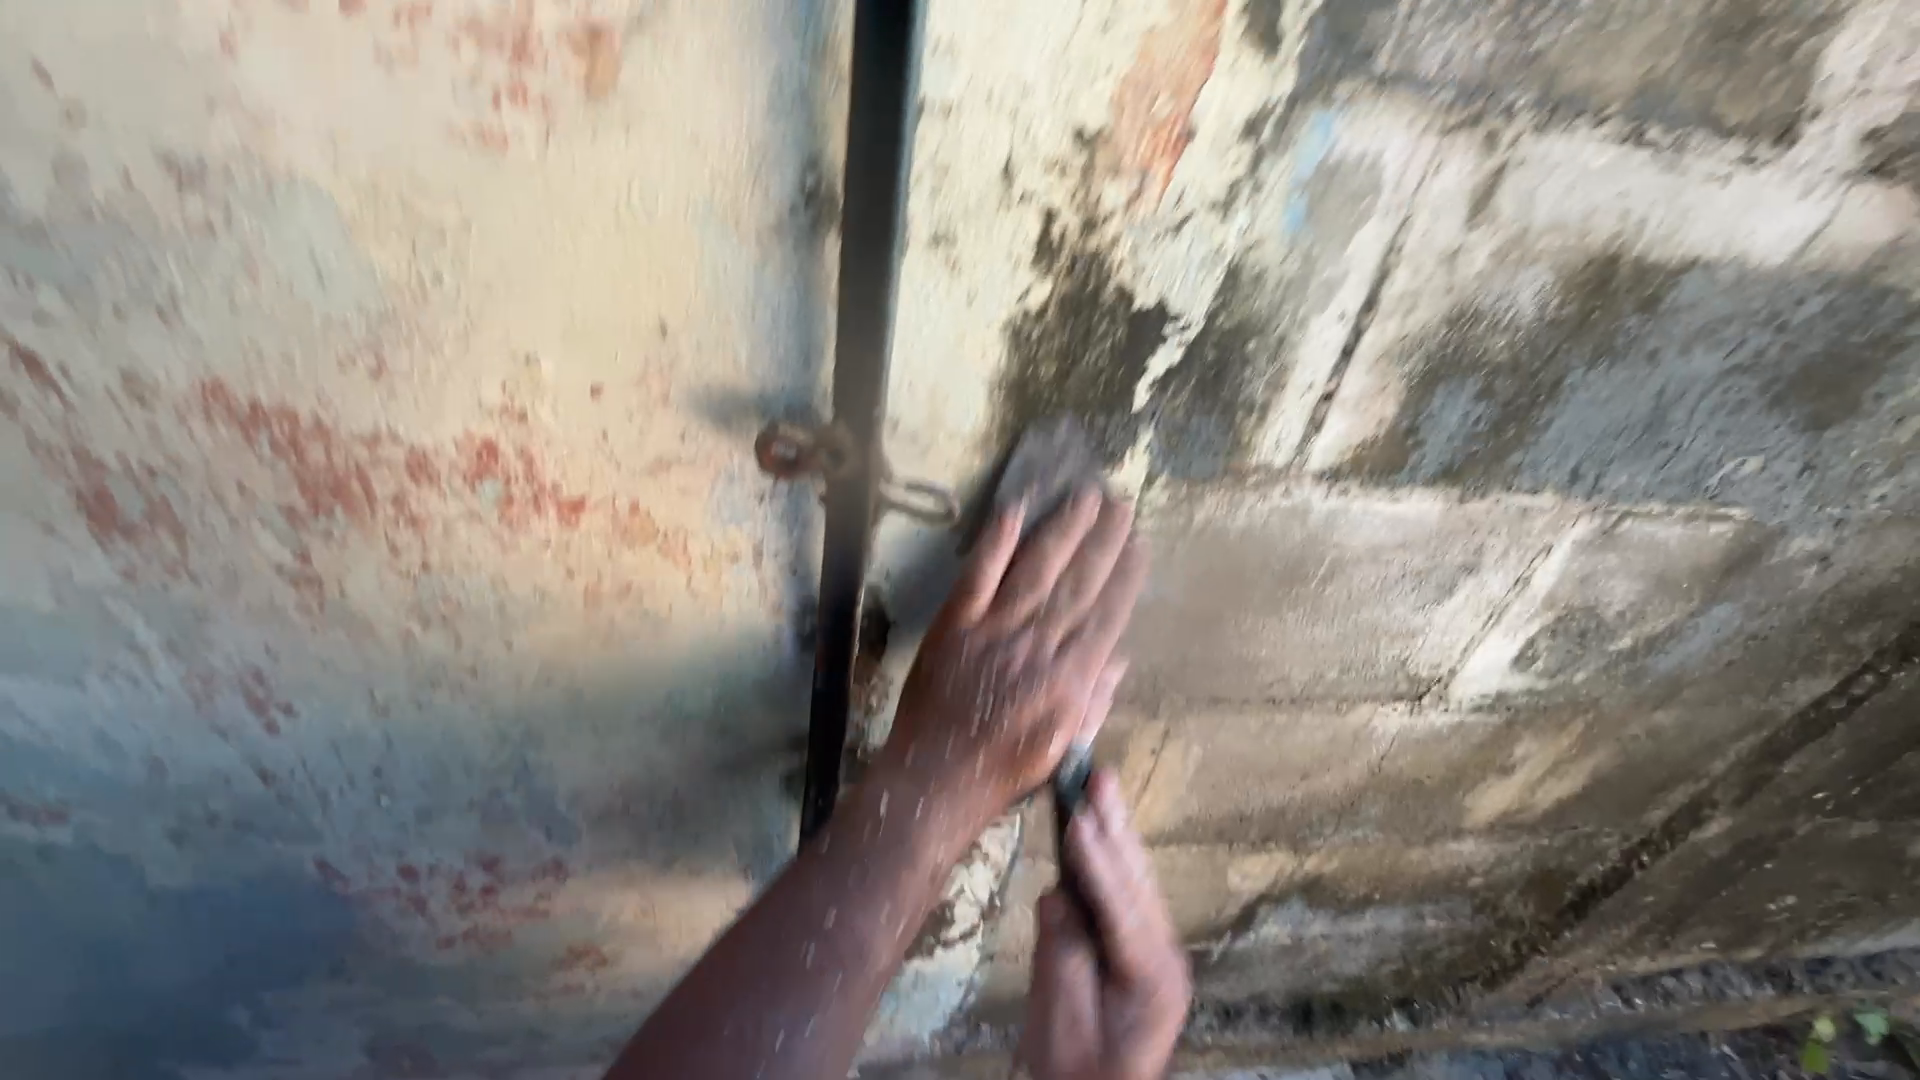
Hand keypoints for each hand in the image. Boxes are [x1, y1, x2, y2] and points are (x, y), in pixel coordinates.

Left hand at [879, 490, 1146, 833]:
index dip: (1125, 578)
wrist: (936, 778)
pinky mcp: (954, 625)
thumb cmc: (1004, 769)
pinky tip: (1013, 510)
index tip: (1140, 546)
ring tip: (1084, 497)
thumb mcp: (1063, 746)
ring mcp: (993, 632)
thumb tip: (1120, 656)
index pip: (1106, 617)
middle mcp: (1037, 648)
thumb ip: (1093, 699)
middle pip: (1078, 585)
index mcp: (1068, 681)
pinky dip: (995, 543)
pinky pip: (978, 576)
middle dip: (1103, 542)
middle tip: (1121, 504)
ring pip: (1036, 571)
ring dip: (1062, 531)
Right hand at [1021, 770, 1189, 1079]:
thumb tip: (1058, 892)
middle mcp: (1164, 952)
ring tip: (1104, 786)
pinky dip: (1114, 854)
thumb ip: (1062, 950)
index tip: (1076, 817)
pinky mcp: (1144, 943)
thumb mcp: (1060, 1018)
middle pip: (1136, 879)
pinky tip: (1102, 827)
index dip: (1096, 861)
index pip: (1119, 906)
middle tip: (1100, 777)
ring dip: (1118, 830)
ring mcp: (1158, 946)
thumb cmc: (1076, 1069)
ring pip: (1137, 878)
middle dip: (1115, 826)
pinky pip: (1129, 889)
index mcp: (1149, 976)